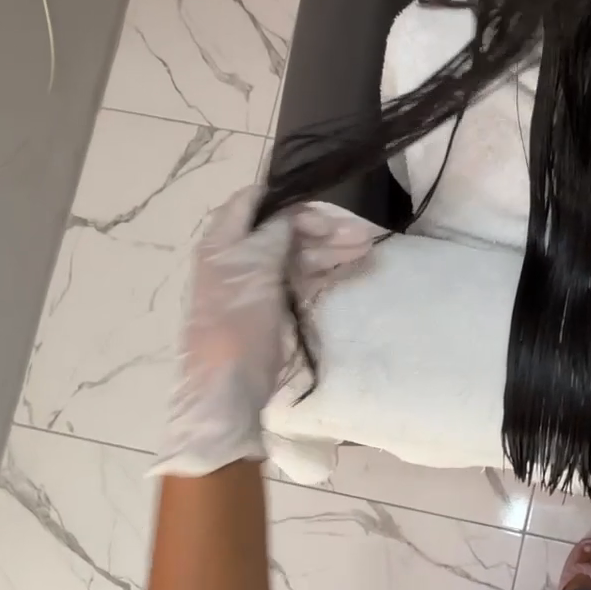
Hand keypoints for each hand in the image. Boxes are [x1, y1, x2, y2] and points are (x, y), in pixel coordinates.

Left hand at [148, 189, 374, 477]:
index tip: (325, 203)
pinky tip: (352, 266)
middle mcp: (240, 257)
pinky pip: (305, 278)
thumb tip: (292, 211)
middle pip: (283, 228)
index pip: (254, 202)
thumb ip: (272, 235)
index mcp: (223, 243)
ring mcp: (260, 283)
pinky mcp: (278, 307)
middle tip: (360, 233)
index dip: (288, 198)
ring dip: (331, 248)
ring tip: (367, 248)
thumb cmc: (236, 326)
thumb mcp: (253, 271)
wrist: (232, 391)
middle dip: (321, 227)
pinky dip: (328, 270)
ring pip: (299, 254)